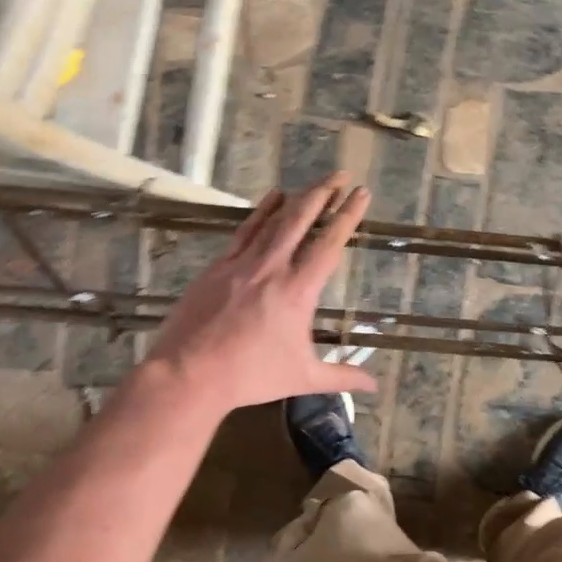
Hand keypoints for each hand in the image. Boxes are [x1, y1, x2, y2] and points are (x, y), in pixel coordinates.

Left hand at [145, 172, 377, 411]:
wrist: (187, 376)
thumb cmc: (249, 377)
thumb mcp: (302, 377)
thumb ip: (341, 377)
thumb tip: (374, 386)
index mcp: (298, 290)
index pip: (330, 243)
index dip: (348, 215)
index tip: (361, 194)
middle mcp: (272, 268)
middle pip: (301, 219)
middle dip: (324, 193)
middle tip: (341, 175)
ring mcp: (241, 264)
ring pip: (274, 221)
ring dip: (297, 199)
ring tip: (314, 184)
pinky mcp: (217, 268)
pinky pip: (244, 231)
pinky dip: (261, 212)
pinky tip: (272, 198)